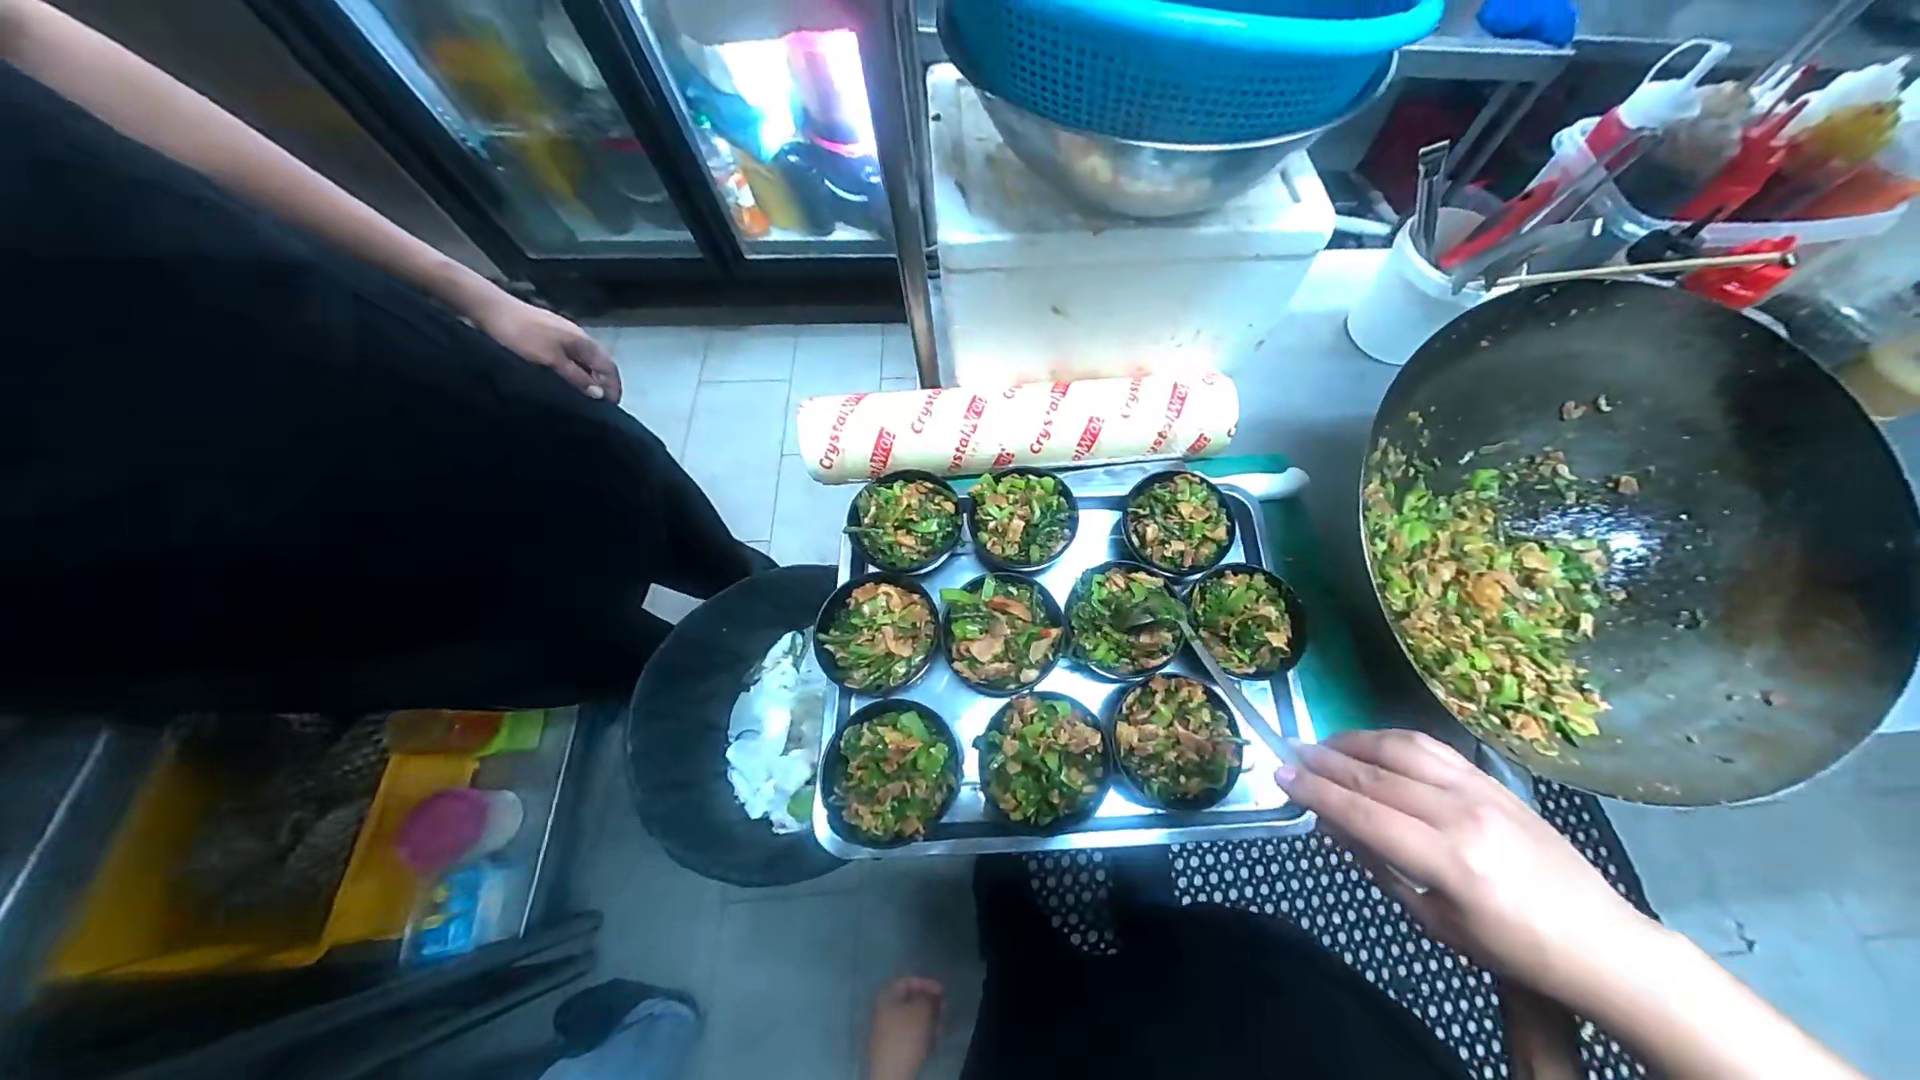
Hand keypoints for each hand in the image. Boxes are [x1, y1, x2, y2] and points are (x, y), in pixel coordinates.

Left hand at [468, 293, 620, 402]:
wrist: (489, 307)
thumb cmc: (521, 335)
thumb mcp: (550, 359)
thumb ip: (576, 377)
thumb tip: (599, 394)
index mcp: (584, 342)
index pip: (609, 368)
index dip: (613, 387)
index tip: (611, 407)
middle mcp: (579, 336)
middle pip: (601, 363)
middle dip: (605, 383)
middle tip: (601, 403)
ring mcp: (565, 333)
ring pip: (587, 359)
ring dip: (591, 377)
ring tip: (585, 394)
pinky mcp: (551, 333)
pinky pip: (574, 355)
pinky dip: (578, 369)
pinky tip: (568, 377)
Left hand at [865, 976, 943, 1079]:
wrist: (892, 1075)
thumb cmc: (906, 1035)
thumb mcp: (922, 1010)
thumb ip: (929, 997)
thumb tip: (933, 994)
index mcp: (886, 996)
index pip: (908, 981)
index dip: (926, 983)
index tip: (942, 992)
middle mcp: (884, 1011)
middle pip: (911, 1001)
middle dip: (930, 1004)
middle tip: (944, 1008)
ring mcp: (887, 1031)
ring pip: (913, 1019)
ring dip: (929, 1020)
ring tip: (941, 1025)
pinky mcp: (893, 1049)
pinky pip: (911, 1035)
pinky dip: (923, 1034)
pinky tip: (934, 1040)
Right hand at [1274, 730, 1656, 1002]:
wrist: (1605, 944)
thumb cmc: (1512, 948)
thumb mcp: (1432, 920)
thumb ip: (1376, 863)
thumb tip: (1329, 821)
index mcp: (1447, 861)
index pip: (1360, 811)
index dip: (1313, 791)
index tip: (1280, 775)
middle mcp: (1461, 815)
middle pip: (1374, 775)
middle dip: (1323, 762)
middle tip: (1290, 753)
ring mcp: (1481, 792)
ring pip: (1401, 748)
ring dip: (1354, 741)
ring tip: (1325, 745)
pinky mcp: (1494, 783)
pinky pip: (1432, 747)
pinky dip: (1391, 739)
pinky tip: (1371, 744)